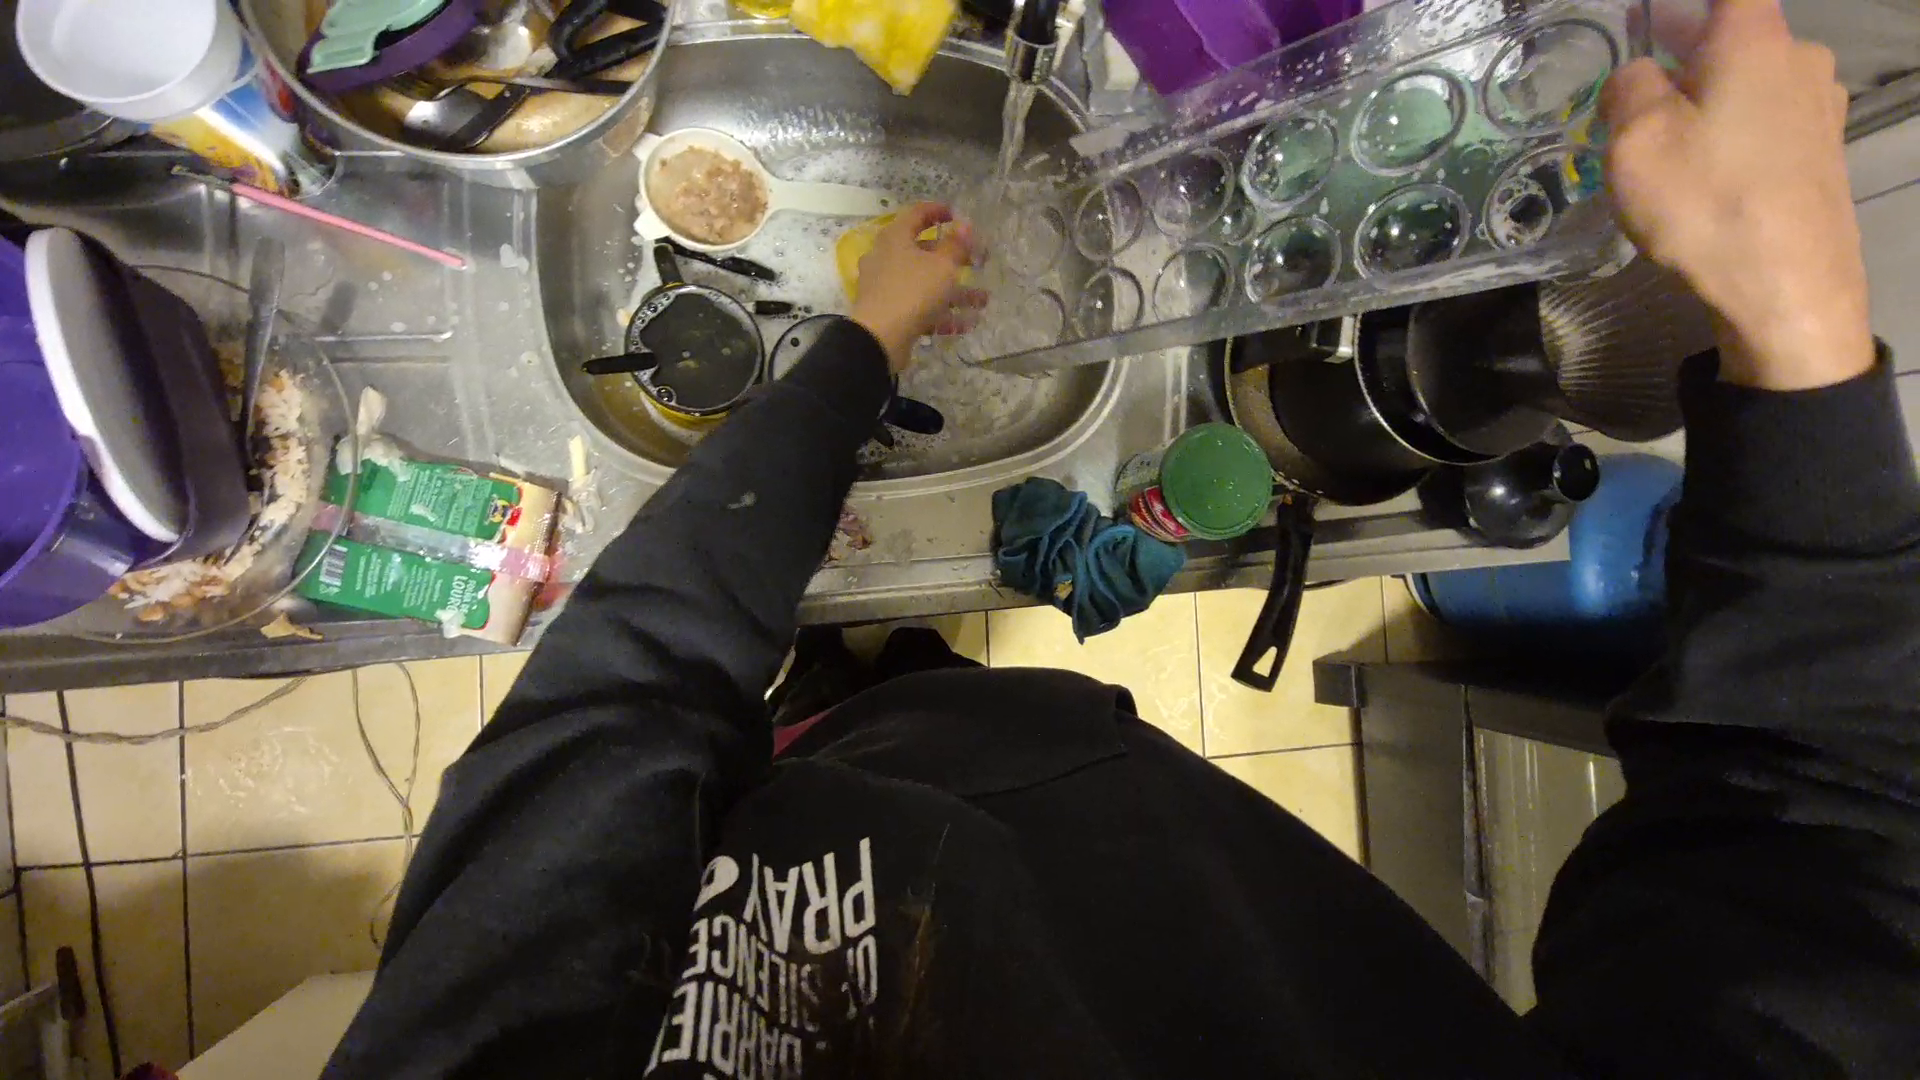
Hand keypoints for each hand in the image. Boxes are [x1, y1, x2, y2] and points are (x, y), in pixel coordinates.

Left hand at [850, 203, 983, 372]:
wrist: (880, 338)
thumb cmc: (913, 292)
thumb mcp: (942, 266)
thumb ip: (956, 245)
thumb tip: (965, 224)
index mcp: (895, 238)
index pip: (917, 214)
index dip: (938, 211)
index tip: (957, 215)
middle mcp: (887, 259)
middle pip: (924, 253)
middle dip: (955, 259)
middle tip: (979, 262)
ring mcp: (886, 288)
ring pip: (926, 285)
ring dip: (956, 292)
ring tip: (983, 301)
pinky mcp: (890, 314)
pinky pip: (920, 308)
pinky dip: (942, 314)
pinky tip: (967, 324)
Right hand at [1602, 0, 1873, 389]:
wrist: (1780, 272)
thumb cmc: (1701, 196)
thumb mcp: (1636, 141)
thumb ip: (1628, 93)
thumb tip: (1635, 74)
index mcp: (1753, 42)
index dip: (1680, 5)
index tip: (1641, 16)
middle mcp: (1797, 58)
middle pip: (1735, 37)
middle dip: (1683, 51)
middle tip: (1632, 78)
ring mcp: (1816, 104)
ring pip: (1747, 82)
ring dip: (1703, 96)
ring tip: (1656, 136)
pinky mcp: (1816, 149)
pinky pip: (1760, 120)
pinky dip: (1724, 129)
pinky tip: (1696, 167)